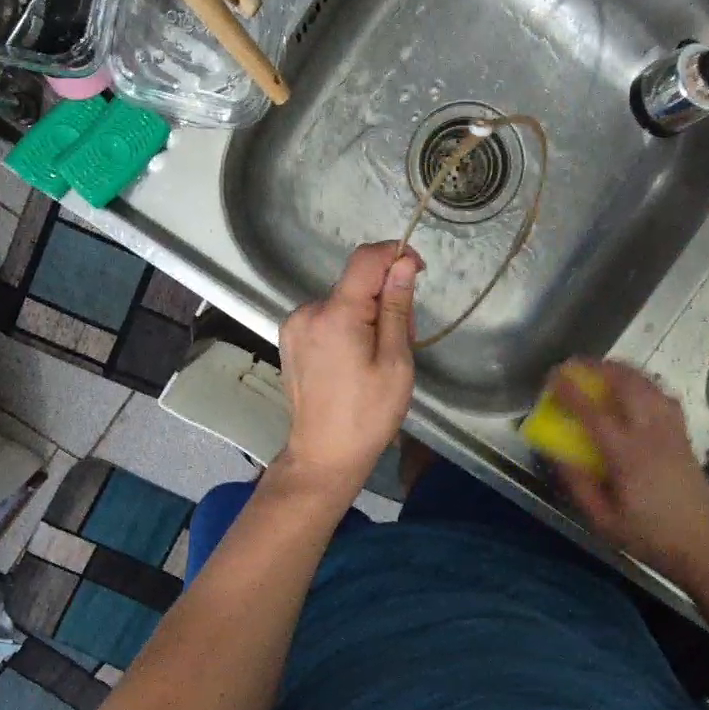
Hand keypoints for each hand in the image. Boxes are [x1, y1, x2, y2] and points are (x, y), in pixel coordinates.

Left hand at [278, 242, 423, 484]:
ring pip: (341, 302)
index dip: (394, 255)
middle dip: (384, 299)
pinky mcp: (290, 340)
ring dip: (366, 315)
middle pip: (355, 284)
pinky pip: (326, 318)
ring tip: (379, 357)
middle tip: (403, 339)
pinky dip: (347, 327)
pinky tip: (356, 361)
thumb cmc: (368, 414)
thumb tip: (403, 264)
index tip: (417, 270)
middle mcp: (308, 312)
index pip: (365, 260)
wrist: (324, 454)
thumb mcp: (395, 361)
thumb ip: (396, 307)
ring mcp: (294, 326)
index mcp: (335, 315)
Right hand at [547, 359, 708, 588]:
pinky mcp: (684, 437)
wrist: (702, 546)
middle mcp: (652, 436)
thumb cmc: (648, 537)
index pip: (595, 413)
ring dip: (623, 371)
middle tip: (576, 365)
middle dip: (599, 368)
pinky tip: (636, 389)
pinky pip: (665, 399)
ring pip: (649, 387)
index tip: (553, 377)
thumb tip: (557, 455)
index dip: (571, 392)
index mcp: (627, 457)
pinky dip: (646, 385)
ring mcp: (672, 433)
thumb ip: (578, 486)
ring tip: (602, 369)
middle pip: (627, 386)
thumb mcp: (602, 521)